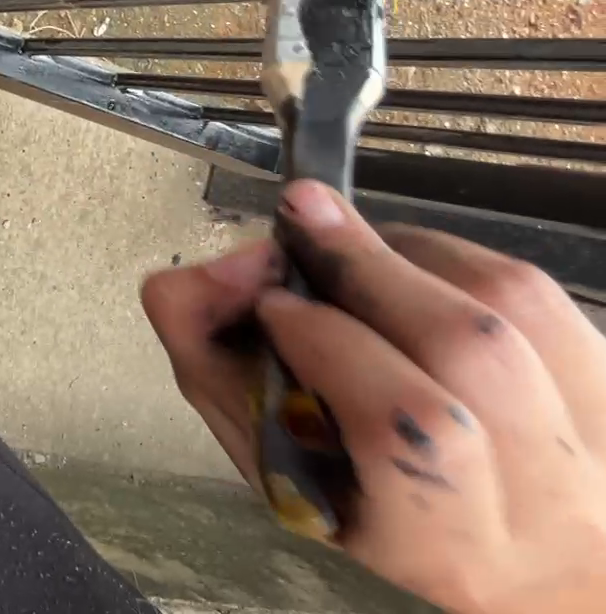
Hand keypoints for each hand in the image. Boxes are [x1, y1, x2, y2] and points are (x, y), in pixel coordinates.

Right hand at [142, 179, 605, 613]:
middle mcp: (555, 513)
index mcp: (437, 540)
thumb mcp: (243, 425)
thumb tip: (234, 261)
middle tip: (301, 214)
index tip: (270, 305)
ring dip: (413, 252)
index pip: (409, 426)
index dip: (332, 344)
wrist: (485, 541)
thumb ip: (200, 339)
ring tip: (353, 250)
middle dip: (366, 264)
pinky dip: (462, 259)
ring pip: (518, 309)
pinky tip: (415, 269)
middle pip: (471, 349)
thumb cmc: (342, 480)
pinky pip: (549, 298)